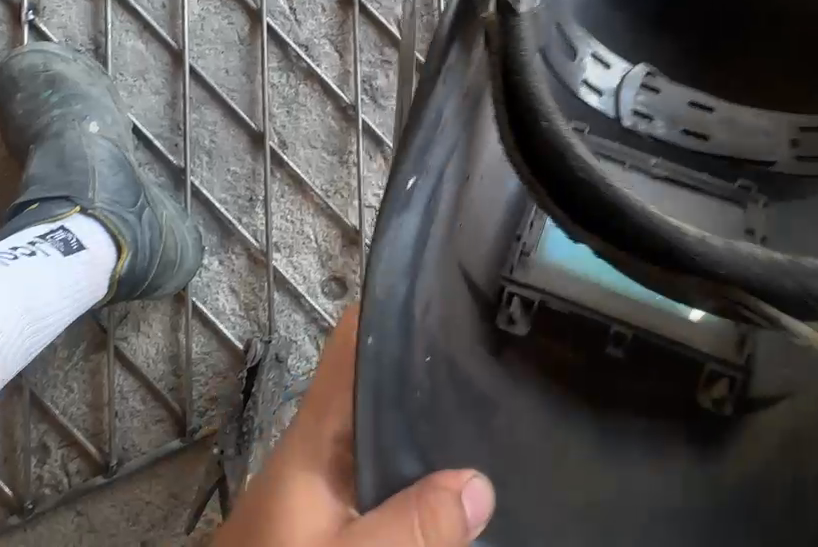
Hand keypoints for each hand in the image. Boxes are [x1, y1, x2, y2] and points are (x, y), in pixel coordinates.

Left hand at [214, 306, 495, 546]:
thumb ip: (408, 527)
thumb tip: (481, 483)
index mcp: (317, 432)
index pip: (353, 340)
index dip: (398, 307)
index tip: (454, 294)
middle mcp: (326, 442)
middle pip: (381, 378)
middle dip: (434, 363)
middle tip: (499, 353)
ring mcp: (332, 478)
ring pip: (390, 424)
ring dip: (435, 414)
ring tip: (500, 399)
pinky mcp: (340, 511)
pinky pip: (391, 469)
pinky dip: (428, 463)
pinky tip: (468, 472)